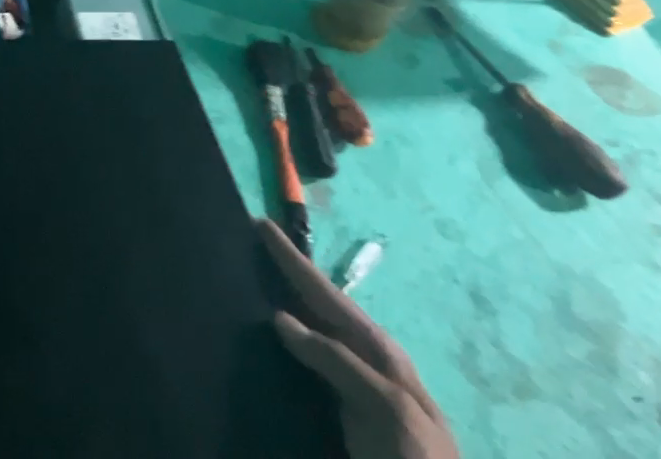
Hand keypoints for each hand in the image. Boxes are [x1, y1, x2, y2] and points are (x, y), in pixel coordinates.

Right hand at [258, 219, 459, 458]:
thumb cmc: (413, 458)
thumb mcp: (386, 408)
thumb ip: (338, 362)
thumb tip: (280, 317)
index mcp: (378, 350)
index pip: (326, 293)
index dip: (292, 260)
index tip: (260, 224)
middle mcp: (364, 358)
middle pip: (317, 304)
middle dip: (285, 272)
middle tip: (247, 244)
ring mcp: (352, 384)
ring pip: (310, 329)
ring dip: (281, 301)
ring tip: (248, 279)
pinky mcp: (339, 408)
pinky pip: (303, 361)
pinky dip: (282, 339)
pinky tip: (262, 337)